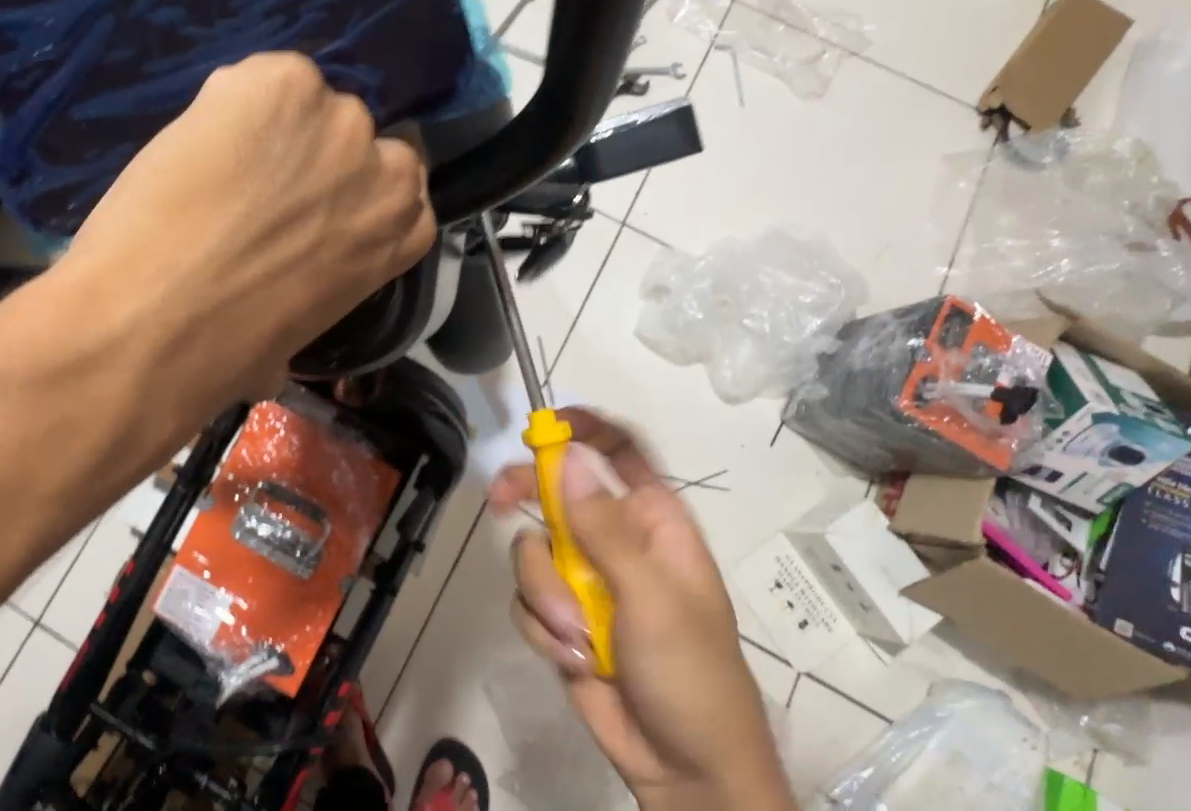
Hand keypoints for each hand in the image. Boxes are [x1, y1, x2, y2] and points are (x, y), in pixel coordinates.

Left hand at [64, 52, 435, 404]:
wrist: (154, 322)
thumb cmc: (225, 353)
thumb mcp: (294, 337)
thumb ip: (313, 291)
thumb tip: (282, 298)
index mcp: (402, 232)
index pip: (396, 183)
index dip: (347, 188)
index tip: (307, 202)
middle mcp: (385, 167)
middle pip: (352, 136)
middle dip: (312, 155)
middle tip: (257, 184)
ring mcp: (336, 119)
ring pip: (304, 104)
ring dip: (269, 128)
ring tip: (215, 166)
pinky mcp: (282, 82)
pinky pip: (261, 80)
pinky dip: (230, 104)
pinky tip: (198, 143)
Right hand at [490, 408, 792, 810]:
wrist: (684, 768)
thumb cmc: (691, 674)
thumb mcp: (652, 598)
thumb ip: (604, 528)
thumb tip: (570, 456)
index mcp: (653, 522)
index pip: (620, 453)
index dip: (585, 428)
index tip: (543, 423)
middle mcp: (613, 540)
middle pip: (554, 491)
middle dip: (526, 498)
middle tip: (498, 500)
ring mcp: (584, 580)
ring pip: (530, 552)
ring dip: (546, 596)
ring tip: (579, 638)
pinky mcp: (559, 618)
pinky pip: (524, 599)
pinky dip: (543, 629)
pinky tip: (576, 659)